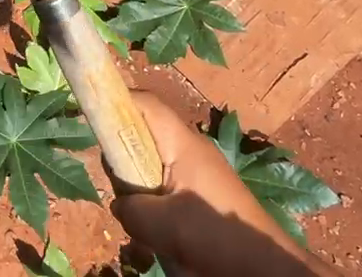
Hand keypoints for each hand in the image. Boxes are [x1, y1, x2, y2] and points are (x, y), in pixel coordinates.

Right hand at [113, 92, 340, 276]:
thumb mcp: (162, 223)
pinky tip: (164, 239)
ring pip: (151, 171)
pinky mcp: (204, 201)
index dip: (114, 102)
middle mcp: (190, 151)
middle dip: (124, 164)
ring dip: (142, 196)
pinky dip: (159, 212)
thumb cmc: (217, 235)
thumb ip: (129, 207)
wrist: (271, 274)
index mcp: (181, 142)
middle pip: (141, 139)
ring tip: (149, 227)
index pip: (142, 102)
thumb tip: (121, 206)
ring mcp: (199, 176)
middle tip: (124, 194)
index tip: (91, 121)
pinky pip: (167, 194)